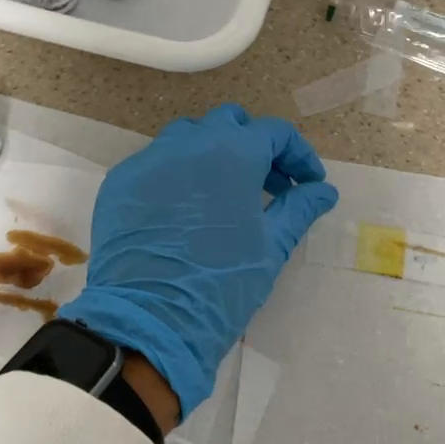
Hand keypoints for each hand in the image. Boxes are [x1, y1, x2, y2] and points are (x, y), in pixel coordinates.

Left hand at [62, 104, 339, 415]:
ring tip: (223, 193)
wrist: (148, 321)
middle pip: (229, 122)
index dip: (298, 154)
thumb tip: (323, 191)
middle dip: (254, 144)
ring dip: (212, 153)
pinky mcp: (121, 181)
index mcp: (234, 154)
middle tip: (268, 183)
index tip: (307, 184)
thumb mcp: (271, 247)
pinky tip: (182, 212)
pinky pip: (155, 163)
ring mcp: (150, 159)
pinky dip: (176, 175)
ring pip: (188, 136)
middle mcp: (190, 143)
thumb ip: (298, 209)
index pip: (275, 132)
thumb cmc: (221, 284)